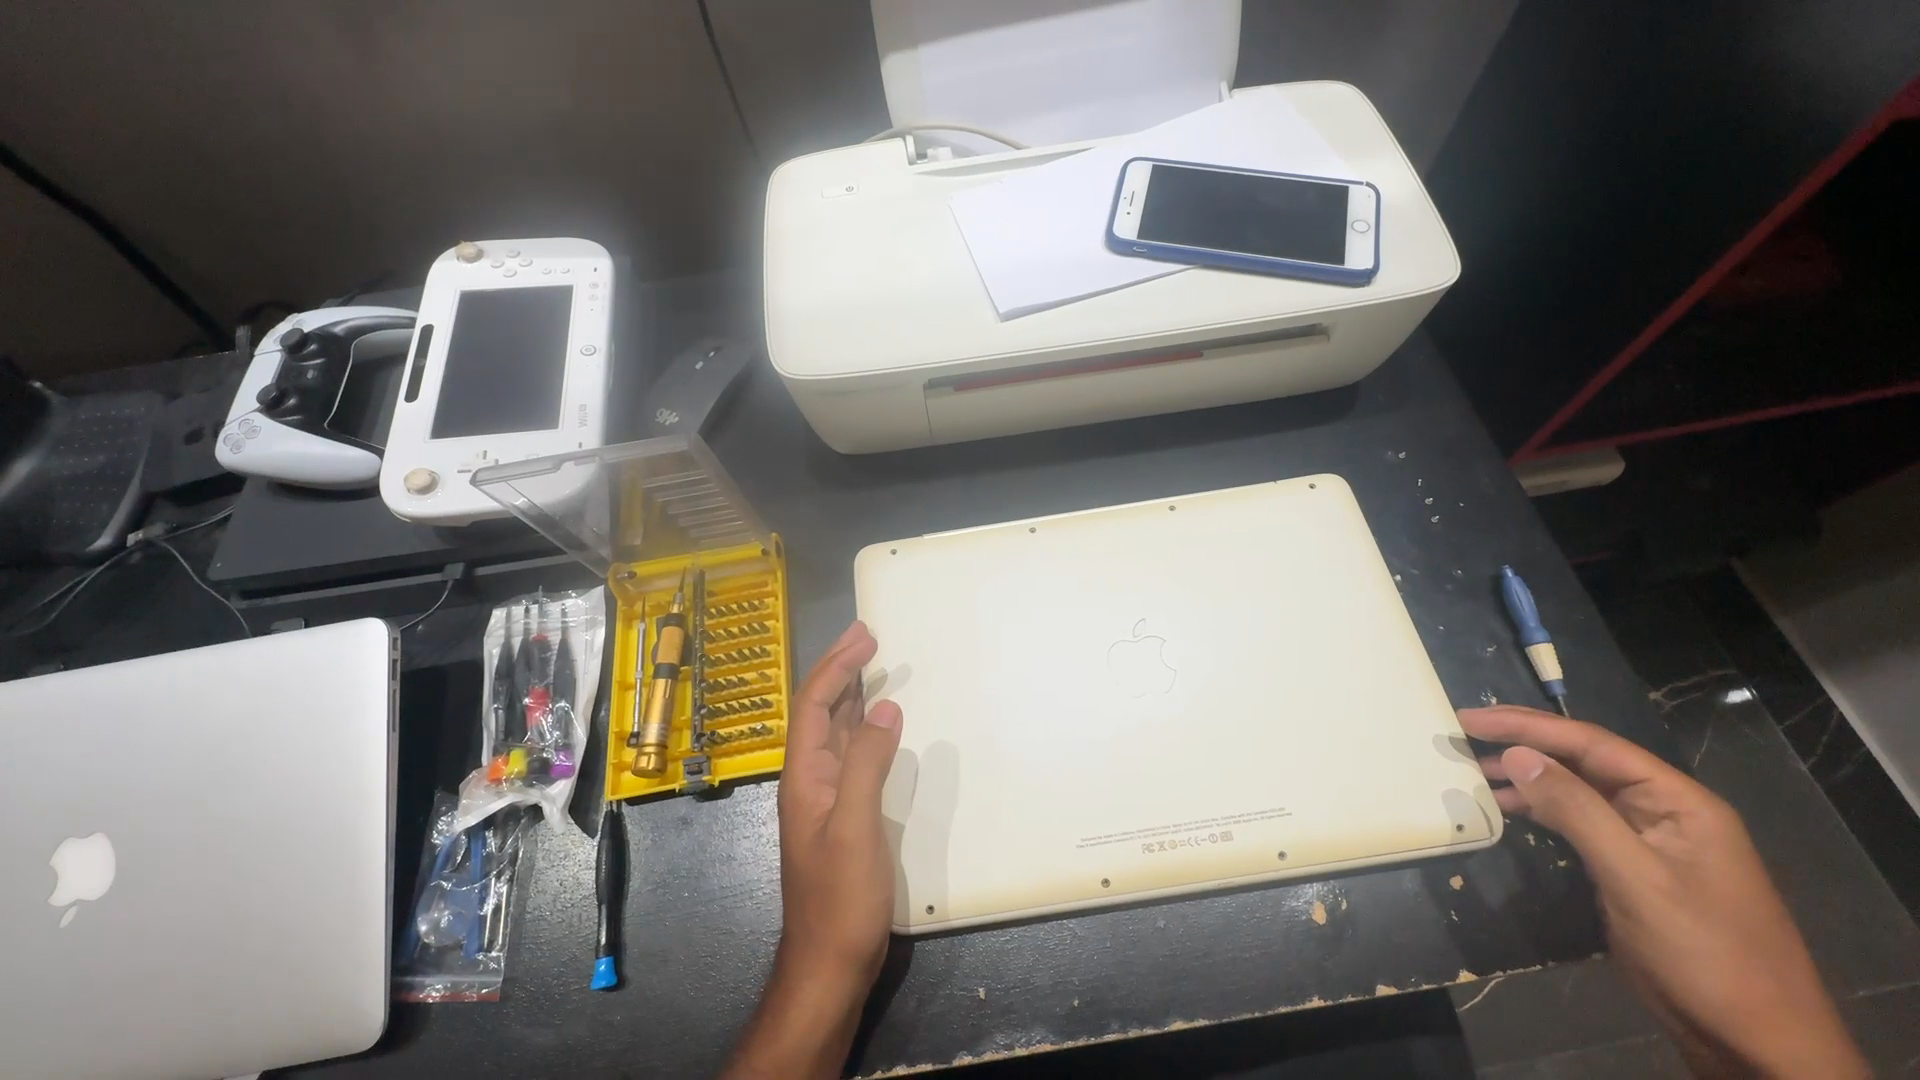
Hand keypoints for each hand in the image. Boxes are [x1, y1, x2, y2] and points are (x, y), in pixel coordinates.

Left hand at [723, 621, 902, 1079]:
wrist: (829, 962)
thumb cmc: (839, 896)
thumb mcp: (854, 825)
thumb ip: (866, 763)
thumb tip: (886, 707)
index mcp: (803, 776)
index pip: (812, 705)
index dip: (837, 667)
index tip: (865, 637)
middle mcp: (809, 780)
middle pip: (820, 712)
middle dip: (842, 671)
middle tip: (869, 637)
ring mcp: (825, 799)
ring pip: (836, 732)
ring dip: (853, 696)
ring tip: (875, 666)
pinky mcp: (844, 817)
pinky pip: (853, 756)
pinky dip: (866, 729)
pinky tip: (882, 725)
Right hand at [1459, 706, 1865, 1079]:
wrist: (1757, 1041)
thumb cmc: (1703, 953)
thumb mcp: (1635, 877)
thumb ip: (1576, 810)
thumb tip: (1516, 755)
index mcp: (1678, 801)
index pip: (1593, 744)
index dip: (1528, 726)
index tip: (1470, 718)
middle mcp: (1664, 811)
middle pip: (1584, 762)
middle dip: (1523, 745)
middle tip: (1461, 736)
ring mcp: (1648, 843)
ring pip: (1578, 793)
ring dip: (1526, 780)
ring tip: (1471, 772)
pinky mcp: (1632, 872)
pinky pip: (1579, 826)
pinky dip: (1539, 813)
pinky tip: (1506, 811)